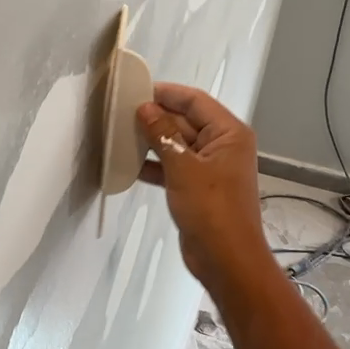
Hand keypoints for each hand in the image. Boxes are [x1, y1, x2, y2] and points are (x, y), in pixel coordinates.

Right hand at [135, 84, 271, 293]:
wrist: (226, 259)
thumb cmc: (211, 209)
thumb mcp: (183, 167)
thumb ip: (162, 134)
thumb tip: (145, 108)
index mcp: (229, 133)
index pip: (195, 101)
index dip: (166, 93)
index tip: (136, 89)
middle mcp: (222, 146)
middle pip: (185, 121)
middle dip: (155, 117)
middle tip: (121, 113)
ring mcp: (210, 168)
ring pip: (177, 145)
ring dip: (152, 142)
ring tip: (120, 136)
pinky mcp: (198, 188)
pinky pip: (173, 167)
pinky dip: (154, 166)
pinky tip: (129, 166)